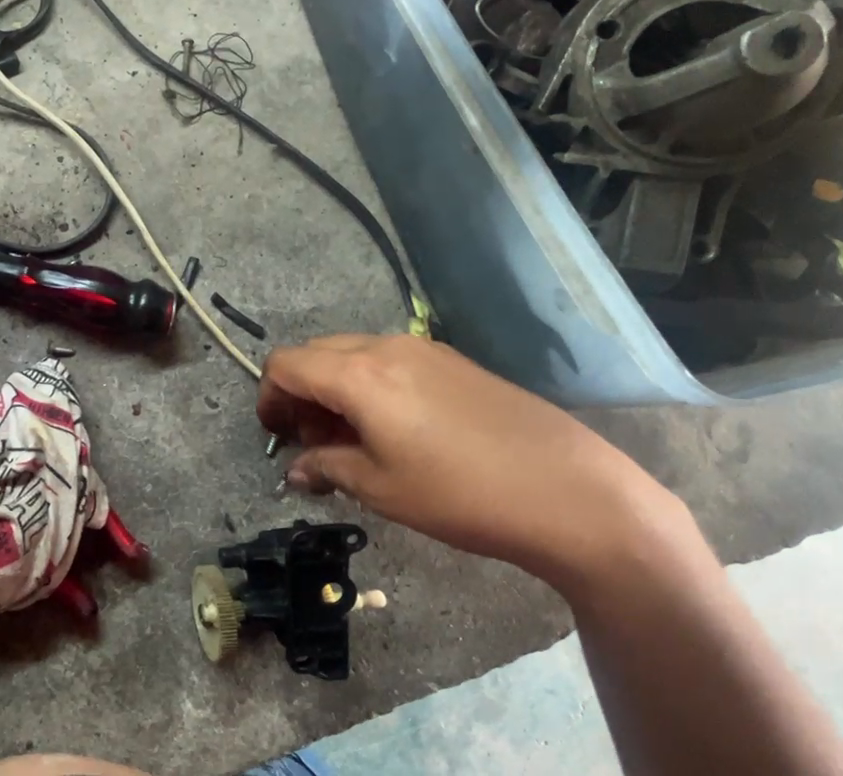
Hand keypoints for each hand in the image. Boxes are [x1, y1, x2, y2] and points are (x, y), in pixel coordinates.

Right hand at [258, 335, 690, 588]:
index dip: (268, 398)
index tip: (278, 437)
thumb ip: (327, 467)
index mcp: (358, 375)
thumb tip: (296, 468)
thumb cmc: (462, 495)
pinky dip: (370, 385)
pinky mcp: (455, 362)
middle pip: (316, 352)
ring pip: (353, 354)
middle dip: (300, 392)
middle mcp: (385, 348)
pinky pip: (389, 361)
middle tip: (312, 442)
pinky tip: (395, 429)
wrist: (574, 494)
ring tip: (353, 439)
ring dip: (335, 388)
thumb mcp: (381, 489)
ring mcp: (425, 350)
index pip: (285, 364)